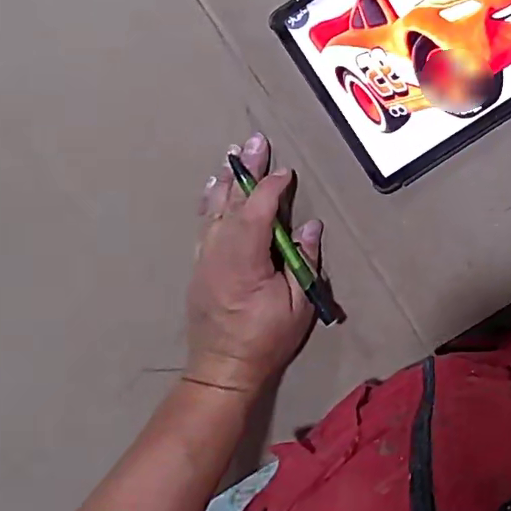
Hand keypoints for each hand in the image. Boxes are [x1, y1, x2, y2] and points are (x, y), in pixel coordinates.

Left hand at [186, 132, 317, 395]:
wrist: (220, 369)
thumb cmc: (265, 339)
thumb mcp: (297, 306)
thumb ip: (303, 262)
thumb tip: (310, 226)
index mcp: (245, 262)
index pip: (258, 213)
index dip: (272, 189)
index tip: (286, 173)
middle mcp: (219, 253)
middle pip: (234, 203)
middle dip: (246, 171)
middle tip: (255, 141)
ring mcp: (205, 257)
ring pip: (214, 210)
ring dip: (227, 180)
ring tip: (235, 154)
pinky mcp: (199, 265)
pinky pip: (204, 223)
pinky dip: (210, 201)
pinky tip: (214, 186)